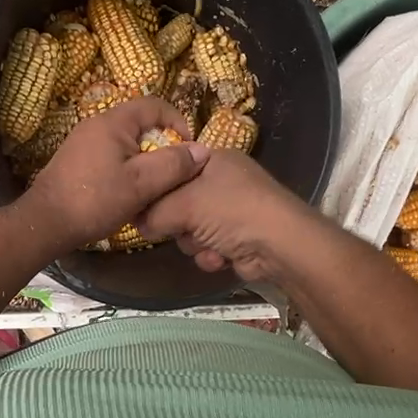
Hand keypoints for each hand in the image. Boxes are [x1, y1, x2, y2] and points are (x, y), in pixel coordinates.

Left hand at [17, 97, 209, 250]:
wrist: (45, 223)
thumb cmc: (95, 201)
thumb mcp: (141, 184)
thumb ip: (173, 165)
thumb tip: (202, 150)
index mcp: (113, 121)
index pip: (155, 105)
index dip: (178, 123)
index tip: (188, 151)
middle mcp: (96, 124)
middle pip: (141, 124)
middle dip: (162, 145)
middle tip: (173, 173)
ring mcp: (83, 143)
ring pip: (126, 143)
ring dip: (144, 161)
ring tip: (153, 187)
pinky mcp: (76, 162)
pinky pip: (111, 156)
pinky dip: (126, 169)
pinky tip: (128, 193)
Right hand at [137, 149, 317, 281]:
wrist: (279, 245)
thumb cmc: (232, 211)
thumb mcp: (185, 204)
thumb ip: (153, 211)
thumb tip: (138, 223)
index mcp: (212, 159)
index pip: (171, 168)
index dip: (155, 186)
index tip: (140, 203)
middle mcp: (221, 182)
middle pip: (176, 203)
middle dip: (178, 223)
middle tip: (180, 228)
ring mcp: (230, 211)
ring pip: (189, 230)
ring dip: (195, 243)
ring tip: (209, 244)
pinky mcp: (235, 239)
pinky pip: (206, 247)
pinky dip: (210, 255)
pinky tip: (221, 258)